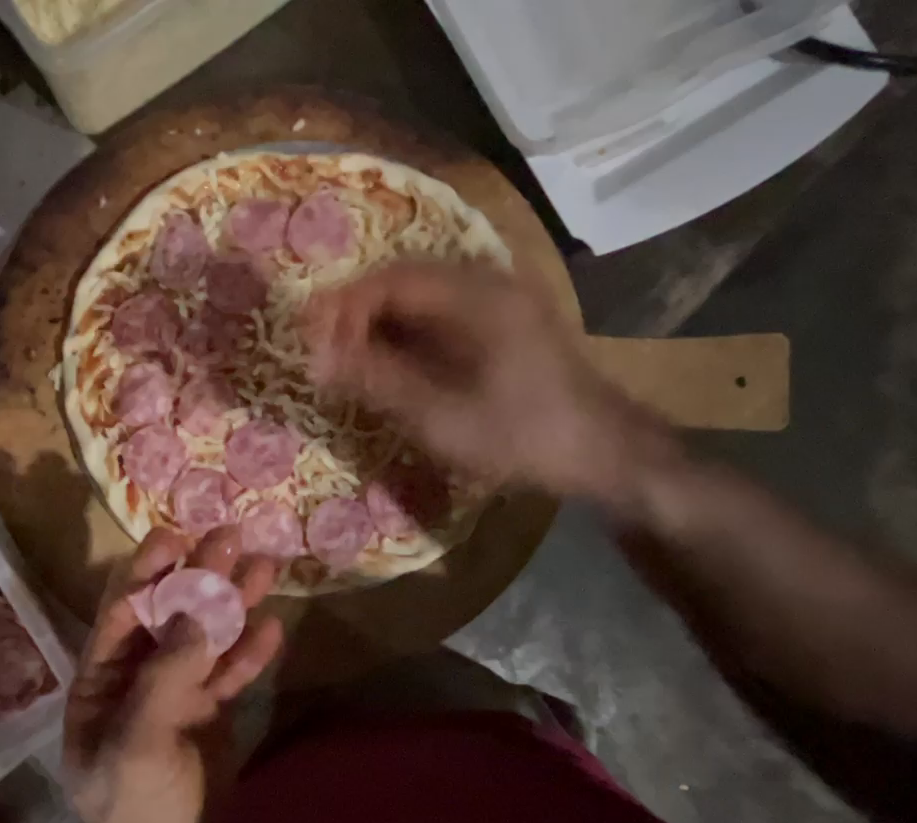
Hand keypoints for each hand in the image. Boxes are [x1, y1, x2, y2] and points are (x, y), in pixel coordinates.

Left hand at [64, 526, 283, 822]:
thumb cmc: (130, 812)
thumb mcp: (135, 746)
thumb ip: (164, 679)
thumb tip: (198, 611)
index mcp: (100, 679)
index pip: (121, 612)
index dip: (146, 572)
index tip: (174, 535)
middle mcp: (136, 677)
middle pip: (170, 617)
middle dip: (198, 578)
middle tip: (232, 537)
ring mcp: (176, 695)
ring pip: (206, 641)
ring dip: (233, 607)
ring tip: (266, 567)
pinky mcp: (210, 715)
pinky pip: (230, 677)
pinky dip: (249, 655)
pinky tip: (272, 628)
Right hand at [302, 261, 677, 503]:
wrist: (603, 450)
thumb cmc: (521, 436)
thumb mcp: (440, 417)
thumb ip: (377, 381)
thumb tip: (317, 359)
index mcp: (475, 297)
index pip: (388, 281)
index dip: (342, 310)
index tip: (313, 347)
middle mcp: (488, 282)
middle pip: (401, 278)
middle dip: (354, 313)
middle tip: (322, 351)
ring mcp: (499, 298)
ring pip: (419, 293)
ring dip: (377, 321)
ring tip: (347, 359)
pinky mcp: (503, 319)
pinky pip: (439, 310)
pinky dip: (404, 331)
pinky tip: (389, 362)